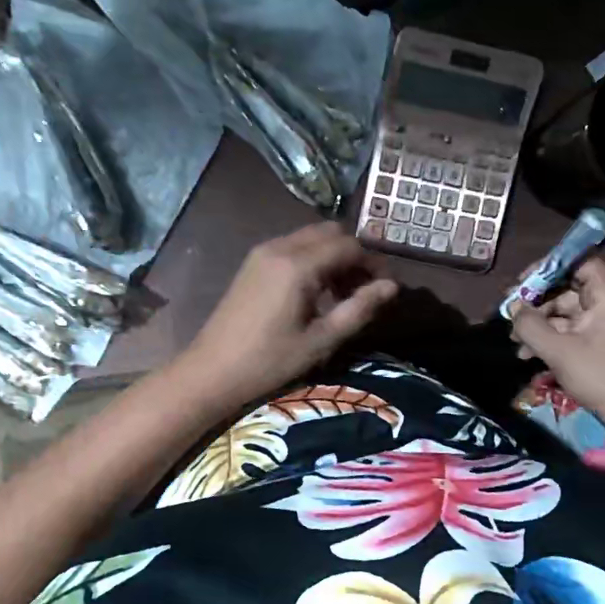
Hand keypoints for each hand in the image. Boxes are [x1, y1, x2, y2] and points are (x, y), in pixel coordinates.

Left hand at [177, 223, 397, 406]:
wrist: (212, 370)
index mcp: (298, 264)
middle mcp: (280, 247)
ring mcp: (262, 252)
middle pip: (330, 233)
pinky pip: (292, 247)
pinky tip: (315, 293)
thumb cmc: (270, 361)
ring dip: (333, 257)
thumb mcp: (321, 340)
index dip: (374, 262)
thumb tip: (392, 286)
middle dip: (354, 255)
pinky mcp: (253, 262)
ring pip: (311, 238)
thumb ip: (359, 309)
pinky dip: (312, 260)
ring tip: (341, 295)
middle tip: (364, 289)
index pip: (349, 245)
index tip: (386, 287)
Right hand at [508, 257, 604, 425]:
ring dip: (539, 324)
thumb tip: (513, 307)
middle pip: (568, 288)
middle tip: (510, 314)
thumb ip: (530, 325)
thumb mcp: (558, 350)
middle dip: (537, 301)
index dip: (549, 266)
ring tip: (516, 342)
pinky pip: (573, 331)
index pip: (580, 261)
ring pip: (566, 313)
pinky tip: (529, 356)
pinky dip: (551, 339)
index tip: (522, 282)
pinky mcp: (603, 344)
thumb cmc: (600, 376)